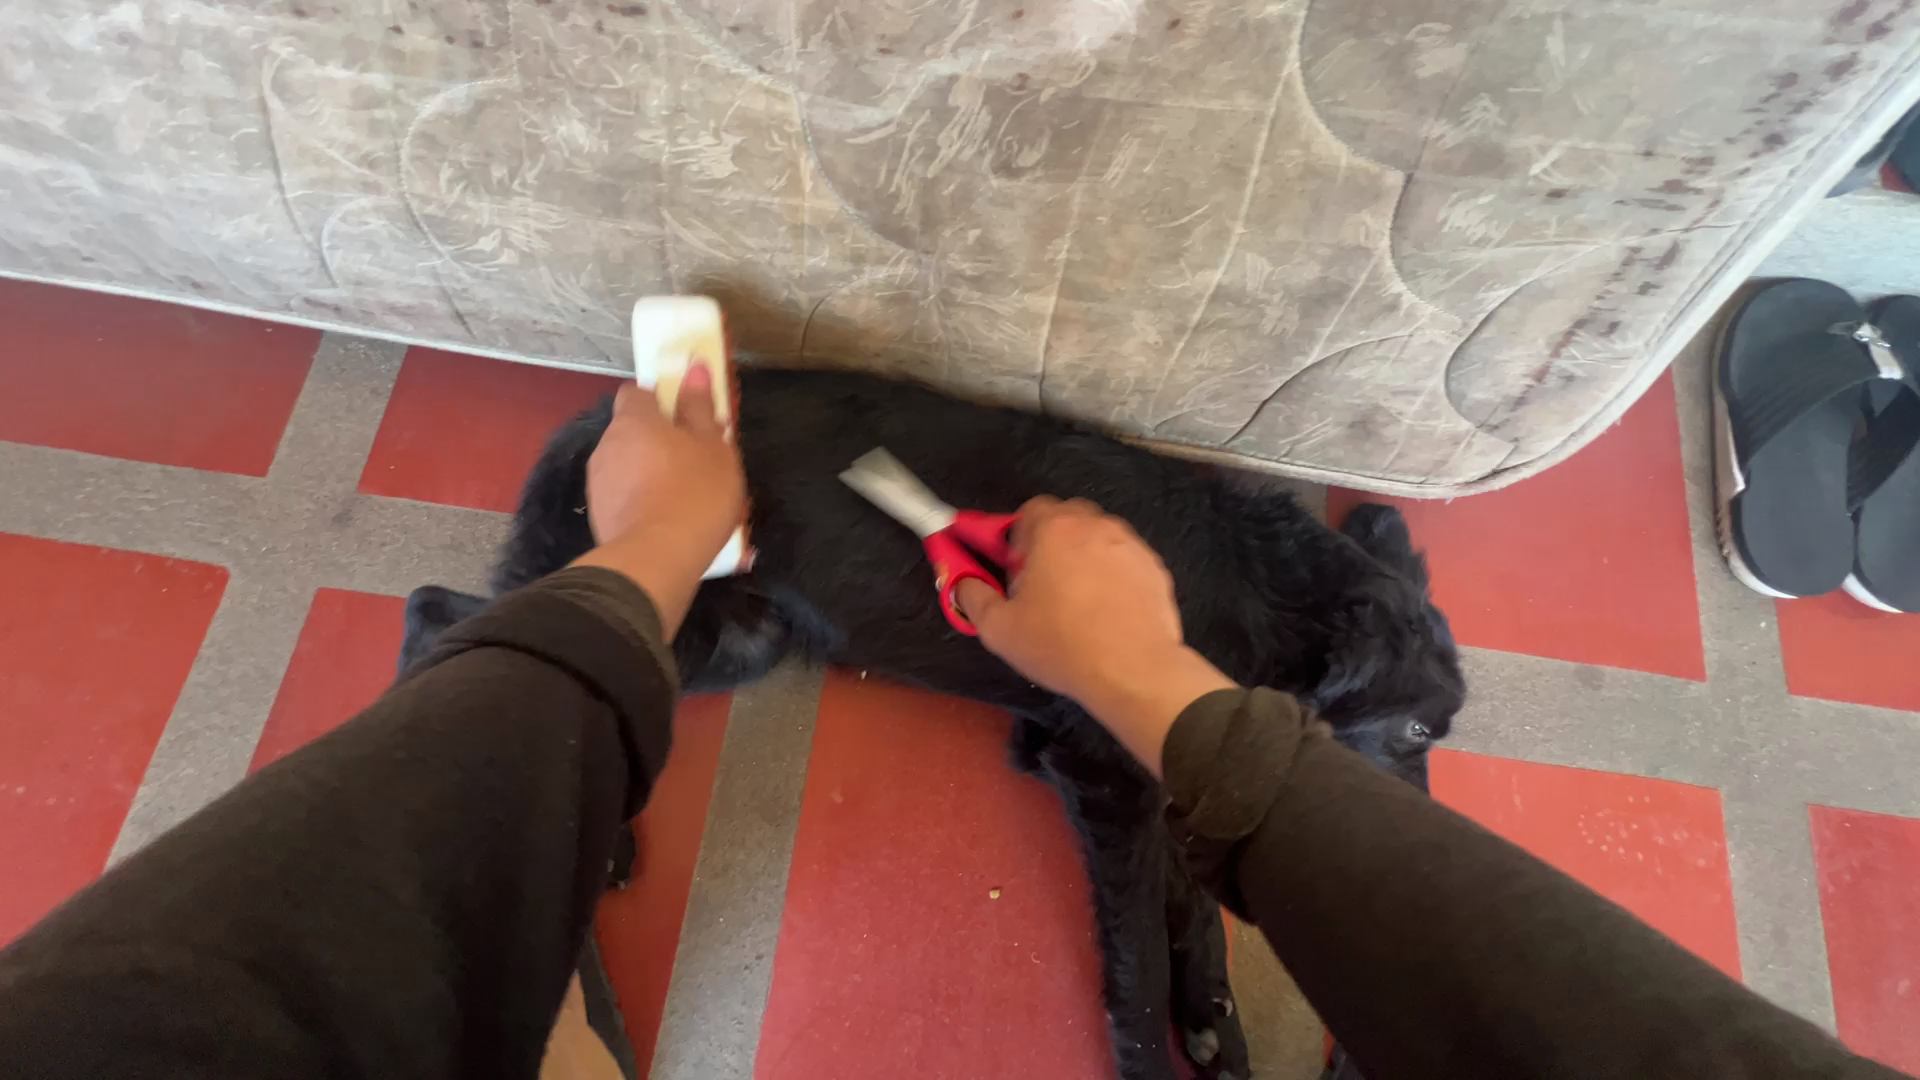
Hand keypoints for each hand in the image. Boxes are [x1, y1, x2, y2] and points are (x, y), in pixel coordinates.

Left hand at [571, 365, 745, 635]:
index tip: (686, 417)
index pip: (637, 392)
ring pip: (629, 466)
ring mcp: (600, 482)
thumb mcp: (713, 447)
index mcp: (635, 420)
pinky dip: (644, 502)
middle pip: (633, 431)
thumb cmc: (695, 492)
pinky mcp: (600, 516)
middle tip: (696, 461)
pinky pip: (626, 497)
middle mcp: (608, 444)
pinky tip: (670, 520)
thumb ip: (701, 409)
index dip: (661, 400)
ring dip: (651, 473)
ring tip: (685, 497)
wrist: (658, 558)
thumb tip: (695, 369)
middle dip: (659, 441)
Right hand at [955, 497, 1233, 775]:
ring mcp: (1131, 545)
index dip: (1019, 535)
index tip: (1018, 568)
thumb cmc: (1060, 644)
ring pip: (1099, 537)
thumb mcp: (1000, 629)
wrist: (1133, 670)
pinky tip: (1108, 610)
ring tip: (1079, 599)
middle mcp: (1095, 525)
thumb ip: (973, 597)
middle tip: (1044, 581)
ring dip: (1084, 555)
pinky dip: (1114, 574)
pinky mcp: (1155, 568)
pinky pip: (1125, 560)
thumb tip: (963, 583)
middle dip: (1052, 539)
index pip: (1031, 509)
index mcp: (1054, 529)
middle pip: (1068, 516)